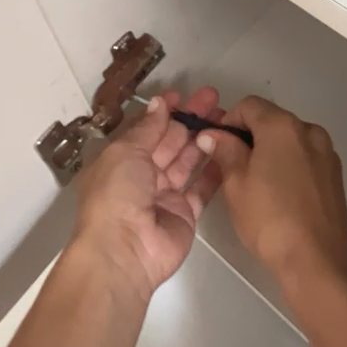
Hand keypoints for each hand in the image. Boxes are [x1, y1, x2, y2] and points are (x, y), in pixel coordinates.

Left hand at [69, 87, 227, 297]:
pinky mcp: (185, 213)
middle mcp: (141, 176)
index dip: (163, 111)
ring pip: (187, 161)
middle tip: (213, 98)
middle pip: (169, 142)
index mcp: (120, 160)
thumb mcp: (126, 153)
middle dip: (189, 120)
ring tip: (226, 117)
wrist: (124, 252)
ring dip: (204, 139)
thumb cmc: (116, 195)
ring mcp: (164, 196)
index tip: (182, 94)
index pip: (145, 129)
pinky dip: (214, 169)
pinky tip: (229, 149)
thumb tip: (159, 103)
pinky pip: (202, 187)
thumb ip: (147, 128)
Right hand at [193, 95, 346, 289]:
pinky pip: (305, 157)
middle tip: (231, 167)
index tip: (217, 147)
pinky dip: (289, 164)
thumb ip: (225, 150)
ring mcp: (327, 152)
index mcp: (283, 126)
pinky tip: (281, 194)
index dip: (228, 121)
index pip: (249, 105)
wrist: (316, 261)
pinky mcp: (335, 174)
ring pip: (290, 139)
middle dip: (249, 136)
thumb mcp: (236, 184)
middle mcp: (309, 130)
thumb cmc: (269, 219)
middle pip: (272, 119)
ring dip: (270, 150)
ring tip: (256, 184)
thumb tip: (212, 134)